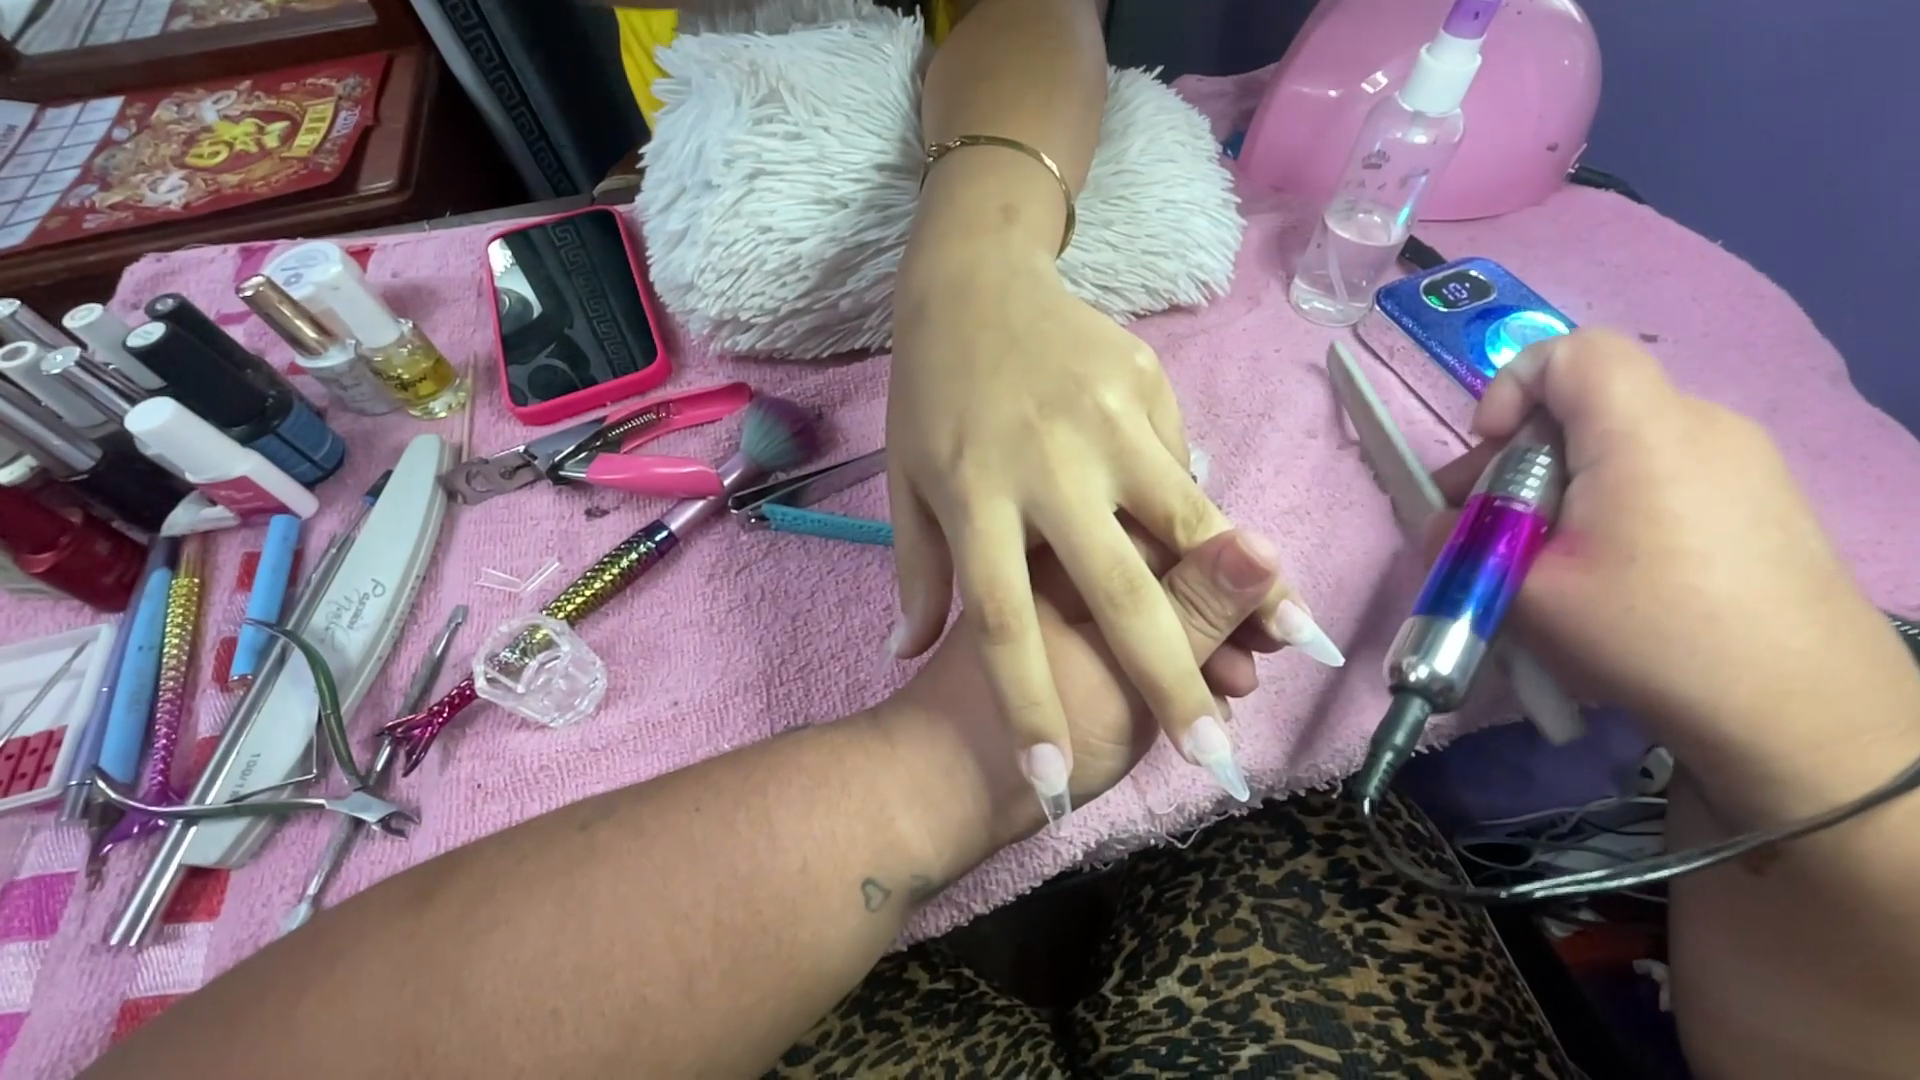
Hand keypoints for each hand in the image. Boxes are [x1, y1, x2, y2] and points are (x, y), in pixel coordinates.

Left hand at [887, 251, 1336, 819]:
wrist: (973, 281)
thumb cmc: (930, 397)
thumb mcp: (908, 483)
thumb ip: (919, 572)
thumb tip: (906, 653)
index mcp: (973, 498)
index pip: (1001, 621)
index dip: (1026, 706)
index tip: (1052, 782)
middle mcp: (1046, 467)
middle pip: (1116, 590)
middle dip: (1170, 681)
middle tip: (1217, 755)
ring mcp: (1105, 422)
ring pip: (1185, 524)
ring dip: (1249, 591)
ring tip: (1296, 648)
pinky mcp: (1147, 385)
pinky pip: (1183, 468)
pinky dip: (1211, 518)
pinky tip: (1243, 555)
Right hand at [1432, 329, 1913, 758]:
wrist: (1802, 709)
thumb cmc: (1650, 632)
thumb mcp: (1525, 590)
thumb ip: (1461, 542)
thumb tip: (1440, 524)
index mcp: (1643, 432)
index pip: (1572, 351)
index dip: (1513, 385)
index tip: (1491, 450)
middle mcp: (1702, 426)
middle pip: (1590, 401)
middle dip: (1521, 450)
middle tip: (1488, 520)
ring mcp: (1744, 461)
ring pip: (1623, 440)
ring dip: (1563, 481)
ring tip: (1543, 553)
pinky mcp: (1763, 499)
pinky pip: (1663, 471)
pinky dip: (1611, 499)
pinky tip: (1606, 567)